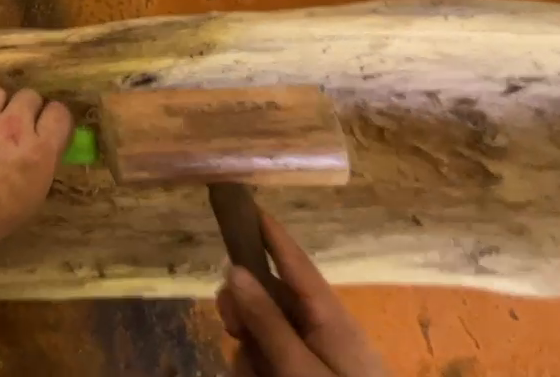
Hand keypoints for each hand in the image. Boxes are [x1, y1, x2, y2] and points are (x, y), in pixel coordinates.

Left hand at [0, 86, 71, 263]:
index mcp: (39, 151)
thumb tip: (34, 152)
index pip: (60, 114)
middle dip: (26, 107)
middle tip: (17, 124)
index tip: (47, 126)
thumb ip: (36, 166)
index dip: (54, 118)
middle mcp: (13, 125)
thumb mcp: (27, 199)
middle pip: (29, 96)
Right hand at [216, 213, 388, 375]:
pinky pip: (267, 355)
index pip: (296, 263)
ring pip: (261, 328)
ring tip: (252, 375)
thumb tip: (234, 267)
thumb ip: (266, 321)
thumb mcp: (299, 371)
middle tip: (228, 325)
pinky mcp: (307, 375)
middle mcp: (325, 332)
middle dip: (241, 307)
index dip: (271, 233)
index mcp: (332, 321)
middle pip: (269, 294)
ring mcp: (317, 356)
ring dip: (246, 348)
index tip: (245, 200)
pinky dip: (255, 366)